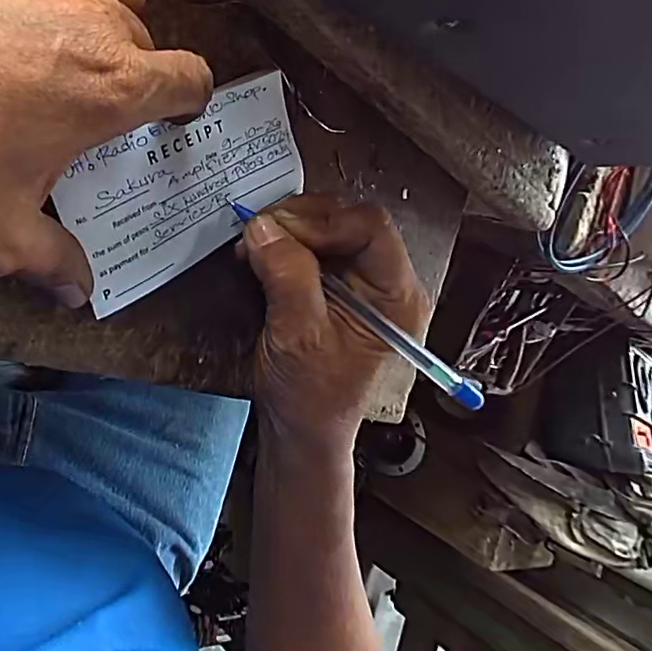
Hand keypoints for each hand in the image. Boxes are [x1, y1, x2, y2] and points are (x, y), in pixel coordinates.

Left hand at [0, 0, 212, 306]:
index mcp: (114, 85)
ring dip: (105, 13)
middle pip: (147, 34)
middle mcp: (98, 12)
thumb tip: (81, 296)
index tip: (163, 119)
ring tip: (59, 40)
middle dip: (131, 67)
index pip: (192, 79)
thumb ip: (53, 264)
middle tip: (83, 99)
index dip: (186, 102)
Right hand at [240, 194, 429, 445]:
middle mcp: (385, 280)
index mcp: (396, 296)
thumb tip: (263, 227)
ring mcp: (359, 279)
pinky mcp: (335, 281)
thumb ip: (287, 277)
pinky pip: (313, 243)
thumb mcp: (299, 338)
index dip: (325, 222)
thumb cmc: (311, 397)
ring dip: (289, 227)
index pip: (372, 229)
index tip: (280, 232)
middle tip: (259, 232)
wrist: (301, 430)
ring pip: (329, 226)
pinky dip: (284, 240)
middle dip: (302, 221)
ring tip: (255, 244)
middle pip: (350, 220)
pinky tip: (261, 252)